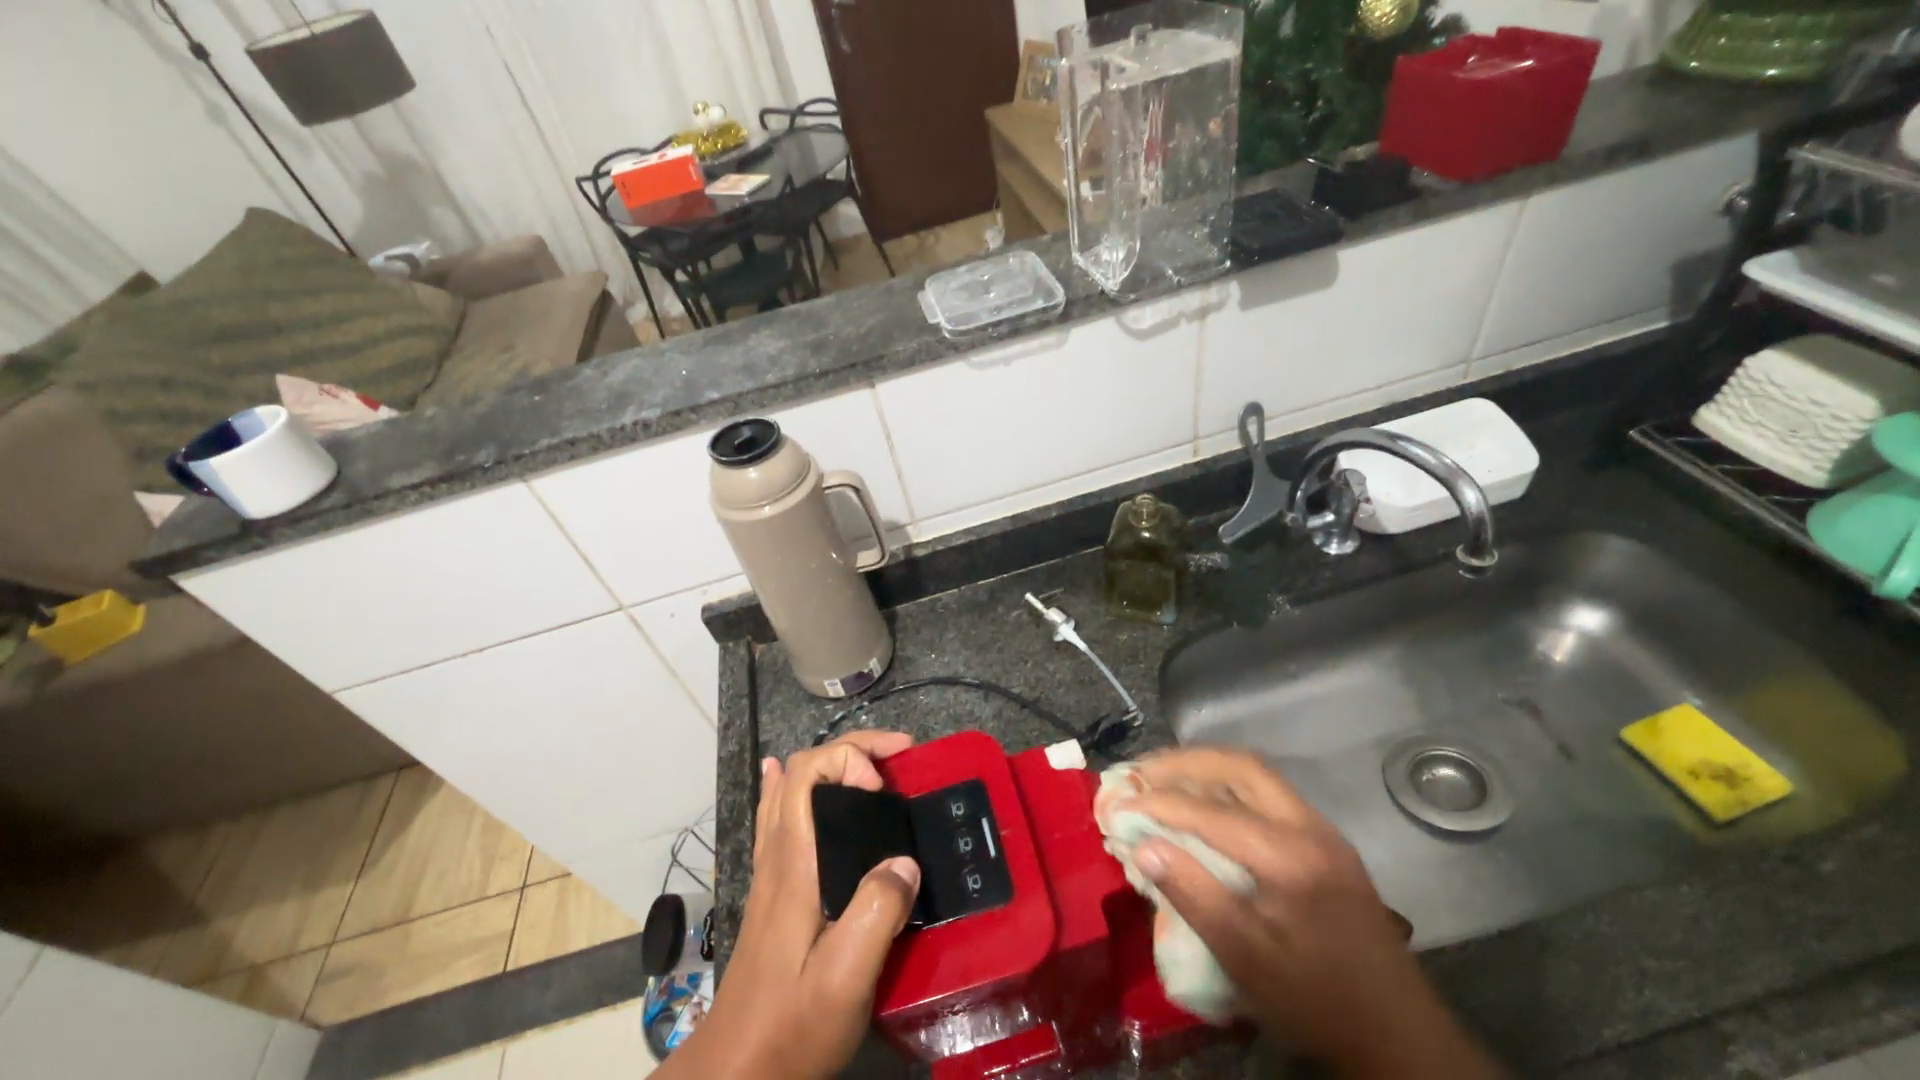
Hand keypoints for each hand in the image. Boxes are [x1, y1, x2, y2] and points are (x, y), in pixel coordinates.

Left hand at [659, 731, 920, 1079]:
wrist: (736, 1069)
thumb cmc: (791, 1024)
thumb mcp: (846, 977)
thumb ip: (876, 913)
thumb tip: (905, 861)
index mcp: (793, 866)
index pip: (805, 774)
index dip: (849, 758)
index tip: (889, 784)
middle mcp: (776, 858)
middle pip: (796, 773)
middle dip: (849, 751)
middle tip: (899, 762)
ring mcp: (770, 876)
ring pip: (787, 795)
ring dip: (832, 770)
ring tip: (875, 773)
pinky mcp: (773, 896)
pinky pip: (780, 822)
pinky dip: (800, 793)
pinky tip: (806, 793)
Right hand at [1115, 746, 1503, 1078]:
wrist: (1396, 1031)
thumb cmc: (1314, 998)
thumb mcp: (1246, 957)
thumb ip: (1193, 895)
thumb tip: (1143, 844)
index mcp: (1288, 855)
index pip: (1211, 811)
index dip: (1159, 803)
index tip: (1118, 804)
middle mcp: (1309, 828)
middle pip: (1241, 768)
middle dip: (1185, 763)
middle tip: (1140, 772)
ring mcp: (1323, 833)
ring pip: (1259, 777)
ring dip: (1209, 769)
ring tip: (1164, 778)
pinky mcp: (1328, 846)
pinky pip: (1271, 796)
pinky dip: (1231, 788)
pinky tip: (1207, 806)